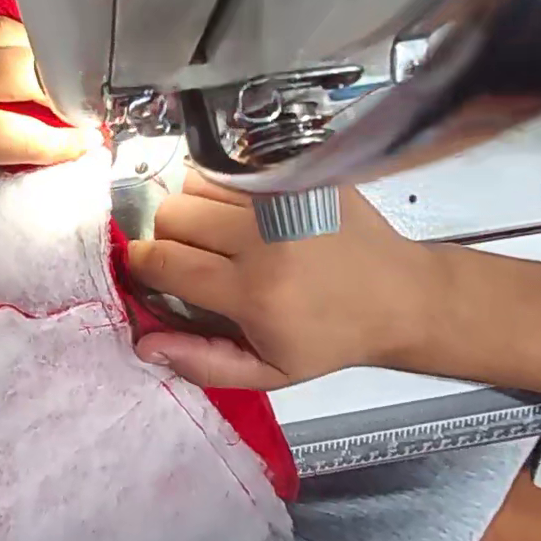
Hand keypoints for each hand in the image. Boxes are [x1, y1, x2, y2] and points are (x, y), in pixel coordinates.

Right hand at [126, 173, 446, 389]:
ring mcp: (283, 200)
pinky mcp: (301, 177)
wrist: (399, 297)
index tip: (144, 268)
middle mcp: (264, 239)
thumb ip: (203, 362)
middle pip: (172, 214)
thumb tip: (144, 343)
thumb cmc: (332, 339)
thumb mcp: (270, 372)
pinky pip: (233, 169)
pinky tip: (243, 214)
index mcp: (253, 293)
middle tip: (188, 256)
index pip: (165, 263)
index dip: (141, 264)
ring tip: (218, 234)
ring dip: (193, 209)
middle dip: (165, 236)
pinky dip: (223, 189)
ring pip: (196, 184)